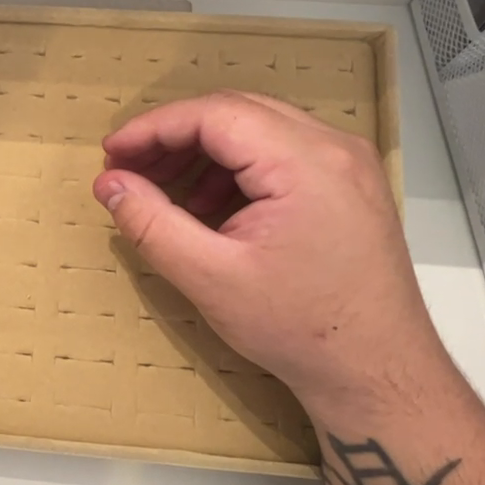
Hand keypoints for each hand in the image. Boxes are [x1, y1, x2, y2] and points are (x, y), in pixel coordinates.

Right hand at [92, 91, 449, 418]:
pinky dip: (230, 169)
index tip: (110, 154)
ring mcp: (346, 165)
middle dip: (172, 136)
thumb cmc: (297, 327)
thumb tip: (108, 184)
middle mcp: (333, 147)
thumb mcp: (209, 277)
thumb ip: (150, 223)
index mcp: (305, 162)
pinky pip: (277, 154)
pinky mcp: (346, 186)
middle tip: (125, 169)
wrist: (376, 372)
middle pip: (235, 113)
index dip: (153, 127)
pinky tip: (203, 207)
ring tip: (156, 189)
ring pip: (255, 130)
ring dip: (198, 152)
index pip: (215, 114)